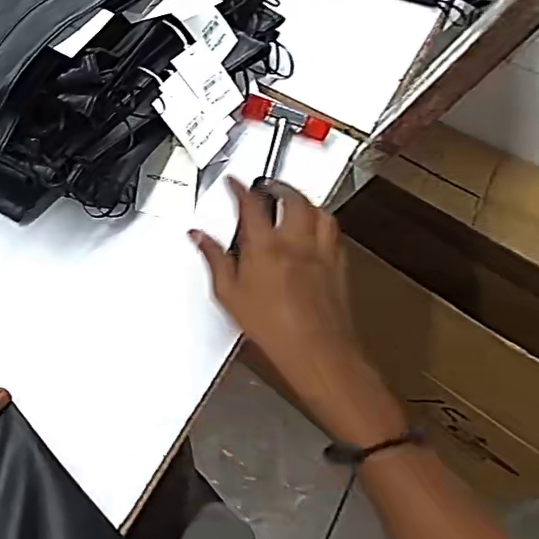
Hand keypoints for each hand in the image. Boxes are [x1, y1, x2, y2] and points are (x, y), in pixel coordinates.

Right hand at [190, 179, 406, 446]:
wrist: (319, 355)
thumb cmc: (276, 330)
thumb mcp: (228, 294)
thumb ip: (214, 258)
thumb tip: (199, 238)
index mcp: (265, 247)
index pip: (251, 203)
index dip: (239, 187)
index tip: (233, 182)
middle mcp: (297, 244)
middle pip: (292, 198)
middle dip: (277, 185)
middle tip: (265, 185)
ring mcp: (321, 254)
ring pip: (319, 212)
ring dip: (304, 200)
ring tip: (291, 199)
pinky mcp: (339, 268)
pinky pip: (334, 234)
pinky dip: (322, 224)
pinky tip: (314, 231)